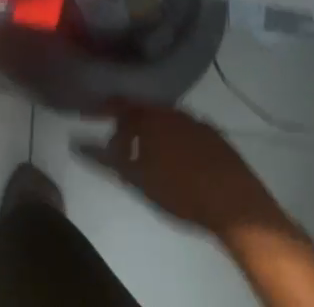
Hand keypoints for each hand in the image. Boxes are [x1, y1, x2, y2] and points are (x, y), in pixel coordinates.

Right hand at [91, 103, 289, 240]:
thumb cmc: (181, 191)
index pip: (119, 104)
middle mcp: (174, 111)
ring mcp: (199, 123)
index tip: (88, 117)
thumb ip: (105, 158)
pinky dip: (175, 140)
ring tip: (146, 155)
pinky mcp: (219, 138)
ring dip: (152, 133)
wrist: (239, 208)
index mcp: (151, 116)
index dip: (102, 110)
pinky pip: (187, 131)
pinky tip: (176, 161)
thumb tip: (74, 143)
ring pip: (166, 121)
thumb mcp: (136, 178)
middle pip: (143, 111)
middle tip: (119, 145)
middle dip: (128, 125)